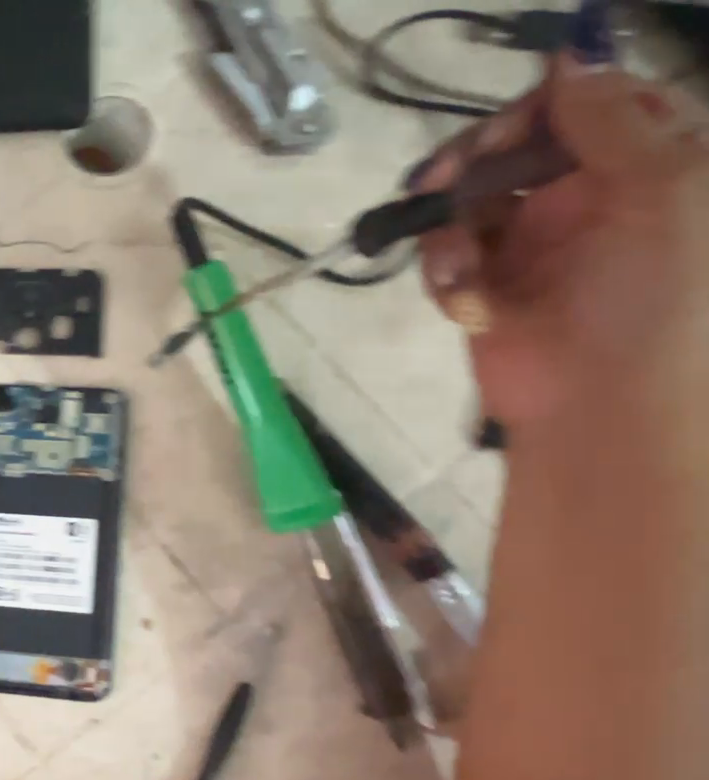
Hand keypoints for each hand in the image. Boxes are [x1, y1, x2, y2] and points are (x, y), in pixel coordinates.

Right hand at [418, 59, 708, 427]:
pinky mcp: (482, 282)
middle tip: (439, 184)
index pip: (591, 103)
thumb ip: (614, 120)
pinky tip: (466, 305)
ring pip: (466, 203)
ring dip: (449, 233)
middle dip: (471, 163)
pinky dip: (446, 279)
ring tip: (457, 272)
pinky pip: (445, 257)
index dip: (545, 106)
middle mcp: (590, 192)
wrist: (598, 403)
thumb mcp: (662, 191)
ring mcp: (531, 240)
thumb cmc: (656, 297)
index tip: (506, 129)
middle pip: (514, 146)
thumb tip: (569, 53)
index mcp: (653, 162)